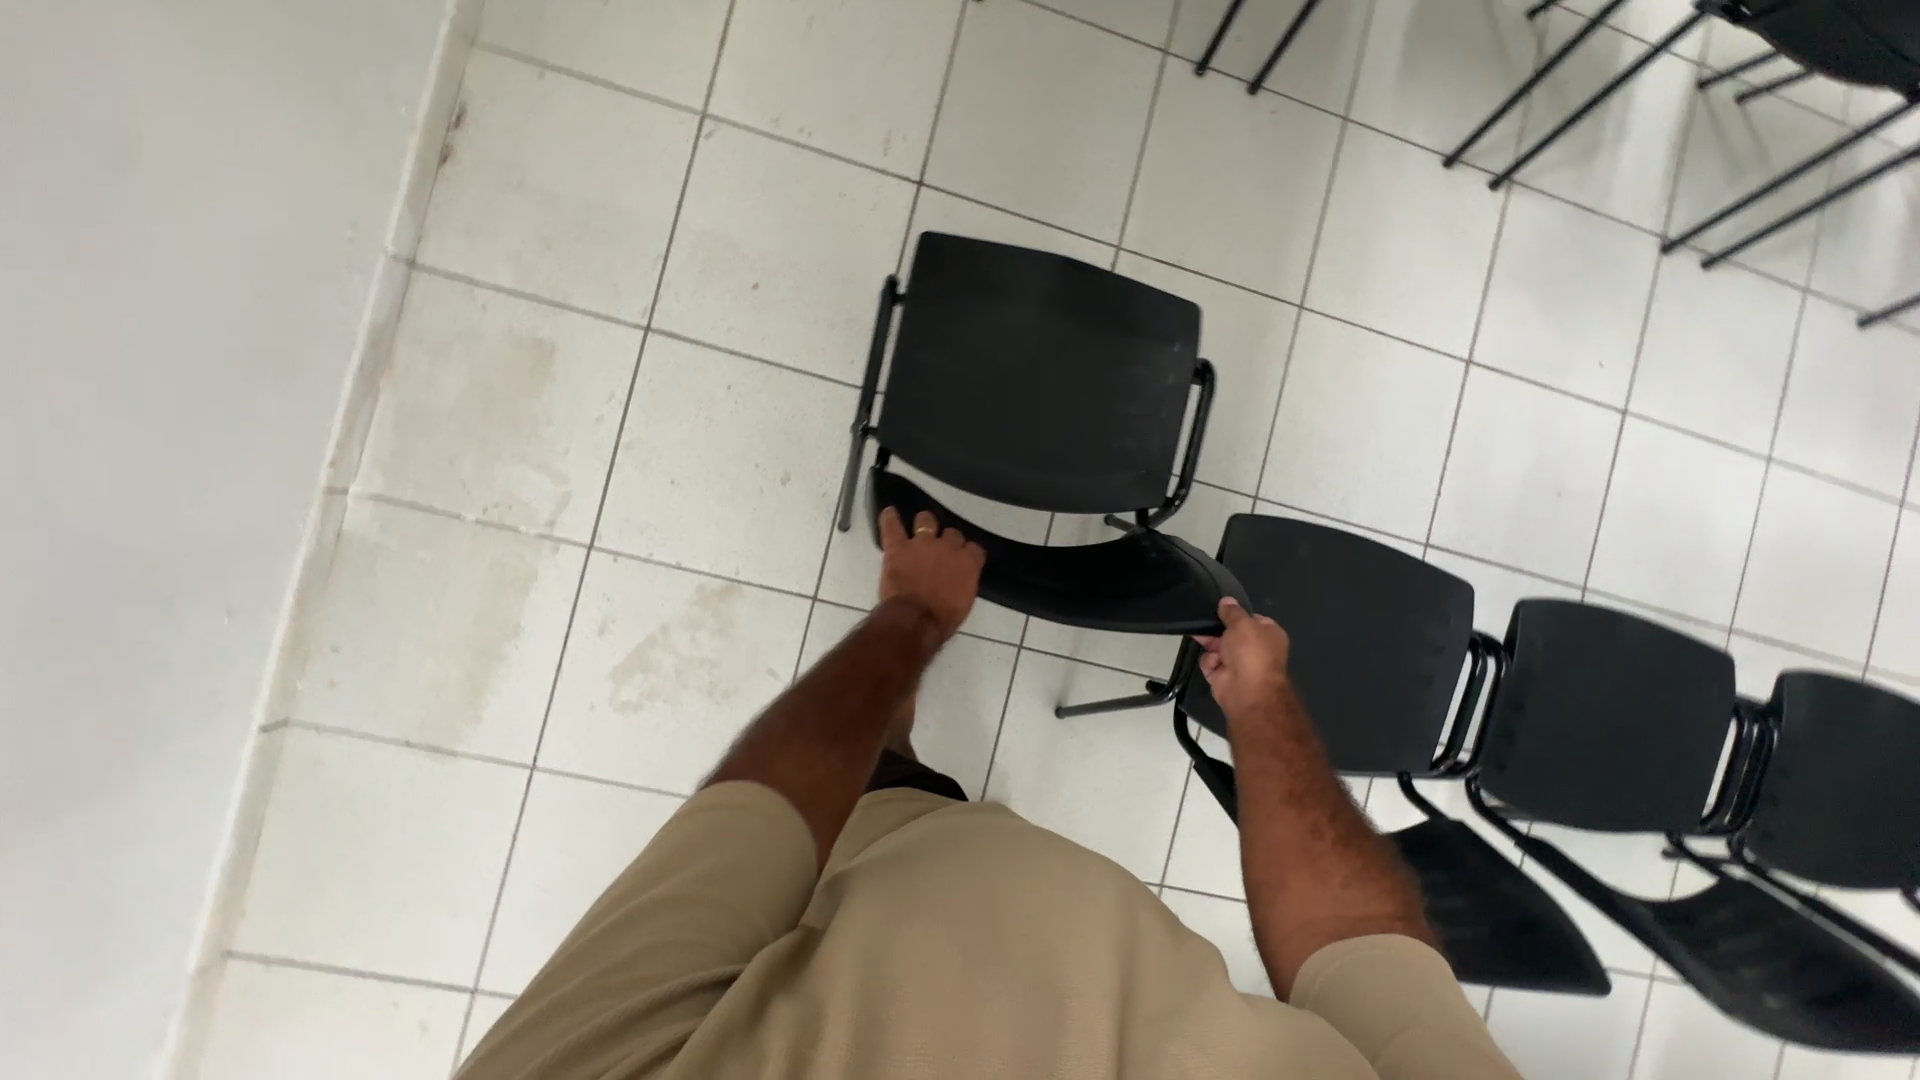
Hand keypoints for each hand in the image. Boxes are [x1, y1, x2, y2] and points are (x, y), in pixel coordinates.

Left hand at [877, 507, 985, 644]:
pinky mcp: (898, 547)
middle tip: (941, 552)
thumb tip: (958, 580)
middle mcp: (948, 547)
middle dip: (948, 541)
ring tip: (919, 529)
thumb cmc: (942, 619)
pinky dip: (889, 519)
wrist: (916, 620)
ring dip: (924, 524)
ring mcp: (922, 544)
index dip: (968, 553)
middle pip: (952, 533)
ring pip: (926, 520)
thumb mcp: (963, 603)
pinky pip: (892, 526)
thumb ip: (963, 583)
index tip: (964, 560)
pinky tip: (889, 514)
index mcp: (967, 562)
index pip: (974, 549)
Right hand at [1192, 597, 1290, 721]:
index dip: (1237, 613)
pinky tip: (1214, 662)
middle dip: (1217, 629)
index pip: (1252, 619)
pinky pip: (1210, 662)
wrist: (1246, 689)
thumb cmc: (1251, 651)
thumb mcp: (1242, 623)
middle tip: (1204, 620)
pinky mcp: (1222, 675)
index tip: (1221, 608)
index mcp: (1268, 634)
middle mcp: (1255, 648)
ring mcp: (1238, 663)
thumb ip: (1232, 611)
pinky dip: (1210, 661)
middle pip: (1231, 632)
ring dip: (1210, 644)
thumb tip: (1226, 600)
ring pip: (1217, 646)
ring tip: (1200, 636)